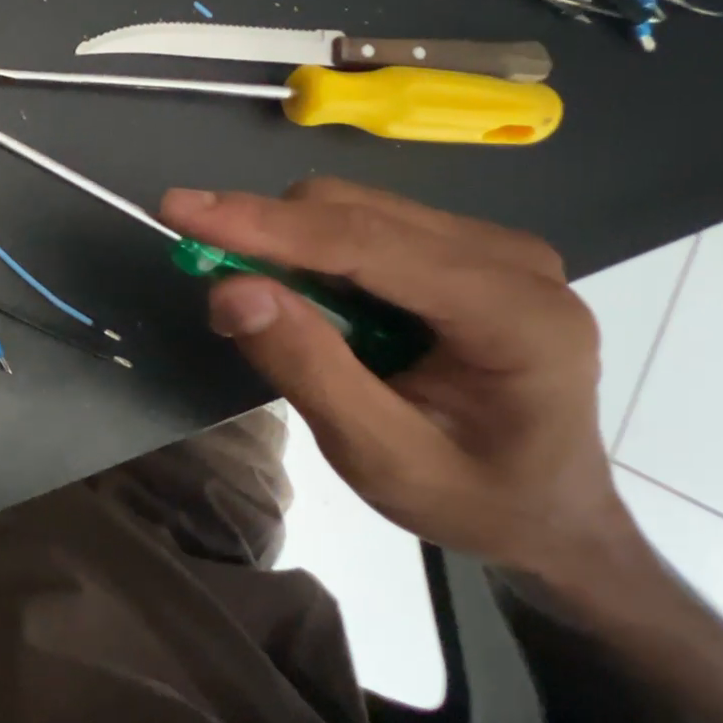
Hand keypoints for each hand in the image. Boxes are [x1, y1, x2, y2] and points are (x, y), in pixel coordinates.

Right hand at [161, 178, 629, 579]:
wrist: (546, 514)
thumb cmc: (470, 498)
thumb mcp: (380, 457)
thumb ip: (307, 368)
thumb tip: (228, 290)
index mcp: (516, 315)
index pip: (367, 244)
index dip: (265, 224)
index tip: (177, 208)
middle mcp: (510, 260)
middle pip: (351, 210)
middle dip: (266, 238)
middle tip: (217, 293)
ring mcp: (489, 247)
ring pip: (347, 208)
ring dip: (282, 249)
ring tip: (271, 316)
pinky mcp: (460, 248)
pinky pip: (356, 223)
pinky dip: (306, 255)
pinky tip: (307, 305)